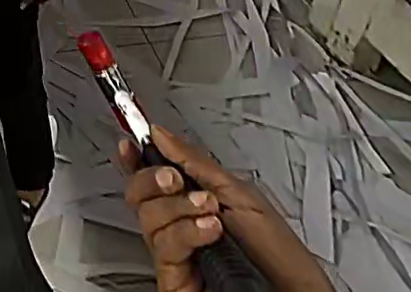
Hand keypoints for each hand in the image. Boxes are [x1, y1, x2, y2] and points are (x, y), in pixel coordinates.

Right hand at [117, 127, 245, 291]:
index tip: (130, 140)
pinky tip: (208, 230)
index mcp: (192, 199)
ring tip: (208, 209)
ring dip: (177, 205)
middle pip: (138, 192)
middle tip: (174, 177)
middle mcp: (179, 224)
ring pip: (147, 215)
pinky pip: (163, 245)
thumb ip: (196, 163)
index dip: (134, 155)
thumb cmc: (281, 257)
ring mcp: (176, 252)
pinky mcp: (174, 278)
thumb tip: (159, 134)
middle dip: (151, 176)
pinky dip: (185, 230)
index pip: (150, 174)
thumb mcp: (241, 196)